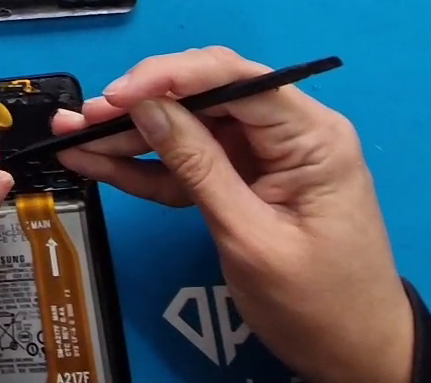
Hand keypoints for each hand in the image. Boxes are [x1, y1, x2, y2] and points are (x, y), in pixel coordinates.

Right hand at [52, 47, 413, 382]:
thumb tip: (145, 105)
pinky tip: (96, 160)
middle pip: (200, 94)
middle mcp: (284, 129)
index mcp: (308, 134)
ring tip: (73, 134)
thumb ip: (197, 165)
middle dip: (138, 103)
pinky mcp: (237, 175)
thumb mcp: (251, 237)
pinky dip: (141, 164)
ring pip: (183, 123)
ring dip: (128, 133)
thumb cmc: (320, 306)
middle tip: (84, 117)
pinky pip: (183, 159)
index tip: (117, 95)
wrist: (357, 364)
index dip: (169, 76)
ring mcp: (258, 152)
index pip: (233, 78)